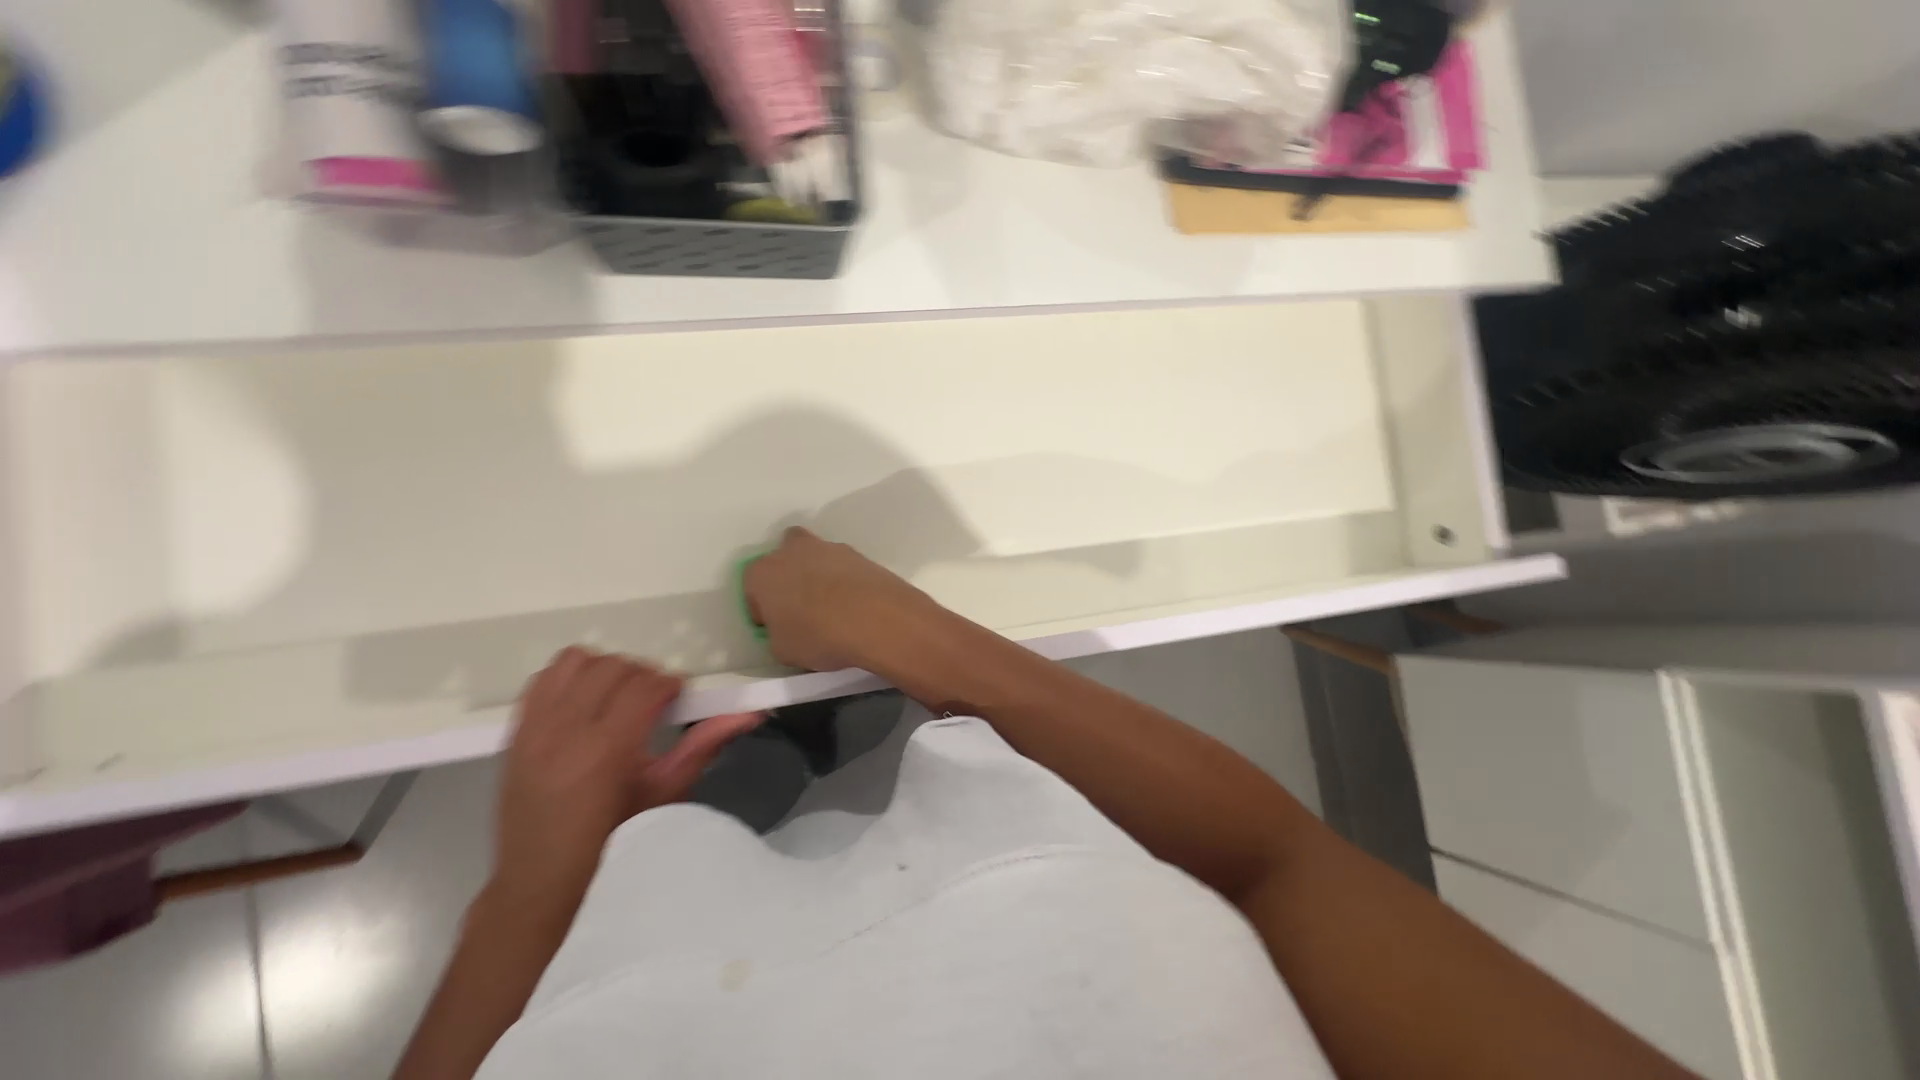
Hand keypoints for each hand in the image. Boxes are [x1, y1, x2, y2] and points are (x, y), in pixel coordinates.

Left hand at [492, 648, 760, 906]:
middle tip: (655, 701)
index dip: (670, 683)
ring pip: (576, 662)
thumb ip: (704, 746)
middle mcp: (566, 729)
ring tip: (617, 697)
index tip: (680, 698)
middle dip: (642, 675)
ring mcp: (535, 728)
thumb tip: (750, 713)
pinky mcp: (515, 731)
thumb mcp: (666, 795)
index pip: (645, 685)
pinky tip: (584, 701)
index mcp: (607, 749)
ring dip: (604, 670)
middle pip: (613, 667)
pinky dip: (568, 677)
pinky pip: (543, 677)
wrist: (542, 881)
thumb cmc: (614, 844)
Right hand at [744, 526, 948, 672]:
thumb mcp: (782, 651)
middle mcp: (792, 551)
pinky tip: (855, 606)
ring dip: (819, 577)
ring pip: (816, 559)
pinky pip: (844, 568)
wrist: (876, 619)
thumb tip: (787, 629)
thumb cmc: (817, 635)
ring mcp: (829, 549)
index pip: (752, 588)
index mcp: (763, 573)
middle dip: (789, 577)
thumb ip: (777, 635)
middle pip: (784, 557)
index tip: (776, 628)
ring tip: (834, 609)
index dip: (762, 610)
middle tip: (801, 607)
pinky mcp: (860, 554)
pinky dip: (846, 582)